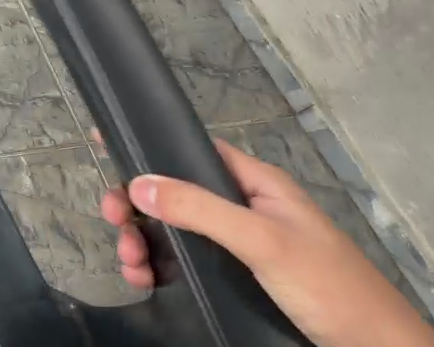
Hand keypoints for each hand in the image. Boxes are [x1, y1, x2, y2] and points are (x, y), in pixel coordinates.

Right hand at [100, 140, 433, 346]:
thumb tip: (136, 183)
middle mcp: (242, 208)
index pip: (189, 149)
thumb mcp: (264, 243)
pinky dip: (156, 266)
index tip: (102, 146)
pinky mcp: (236, 279)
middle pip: (171, 193)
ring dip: (141, 240)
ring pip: (172, 230)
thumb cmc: (331, 288)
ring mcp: (239, 245)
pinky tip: (143, 277)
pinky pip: (182, 262)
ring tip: (130, 262)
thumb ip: (200, 209)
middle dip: (135, 205)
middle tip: (112, 221)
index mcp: (254, 184)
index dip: (146, 147)